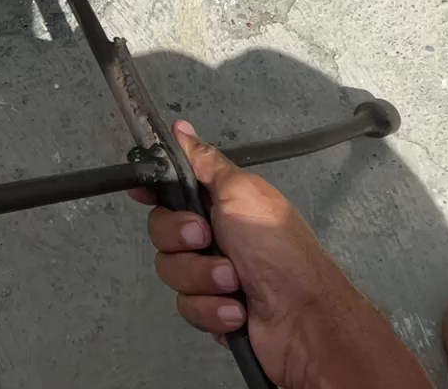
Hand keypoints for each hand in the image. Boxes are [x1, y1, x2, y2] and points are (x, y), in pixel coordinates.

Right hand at [135, 121, 429, 388]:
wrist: (305, 321)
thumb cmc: (274, 246)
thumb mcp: (240, 191)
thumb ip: (204, 160)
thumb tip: (180, 127)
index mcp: (216, 201)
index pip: (169, 188)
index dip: (151, 190)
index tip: (142, 193)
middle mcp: (209, 234)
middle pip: (160, 228)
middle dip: (180, 237)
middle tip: (206, 237)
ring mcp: (209, 273)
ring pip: (170, 269)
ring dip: (202, 276)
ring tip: (234, 282)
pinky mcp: (211, 309)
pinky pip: (187, 305)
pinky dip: (211, 308)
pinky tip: (237, 310)